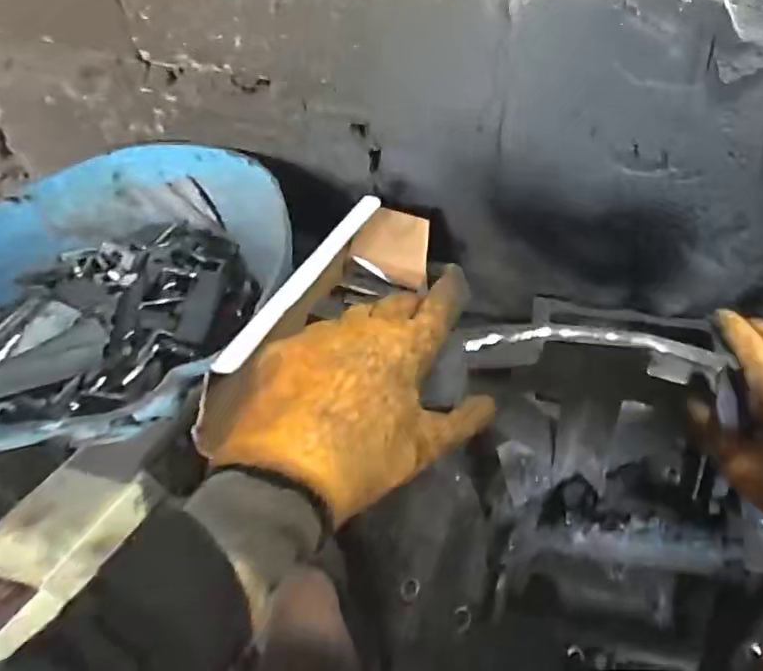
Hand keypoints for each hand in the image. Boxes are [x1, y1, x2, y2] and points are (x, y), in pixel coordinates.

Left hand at [209, 266, 495, 525]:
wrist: (273, 484)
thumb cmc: (362, 461)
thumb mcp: (422, 448)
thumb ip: (462, 420)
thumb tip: (489, 403)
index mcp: (409, 346)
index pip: (440, 304)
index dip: (450, 289)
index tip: (453, 278)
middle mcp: (370, 328)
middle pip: (397, 302)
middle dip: (409, 306)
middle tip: (412, 320)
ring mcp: (323, 335)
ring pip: (355, 315)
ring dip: (368, 323)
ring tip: (367, 342)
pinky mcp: (281, 350)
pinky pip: (313, 336)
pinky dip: (326, 345)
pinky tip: (321, 366)